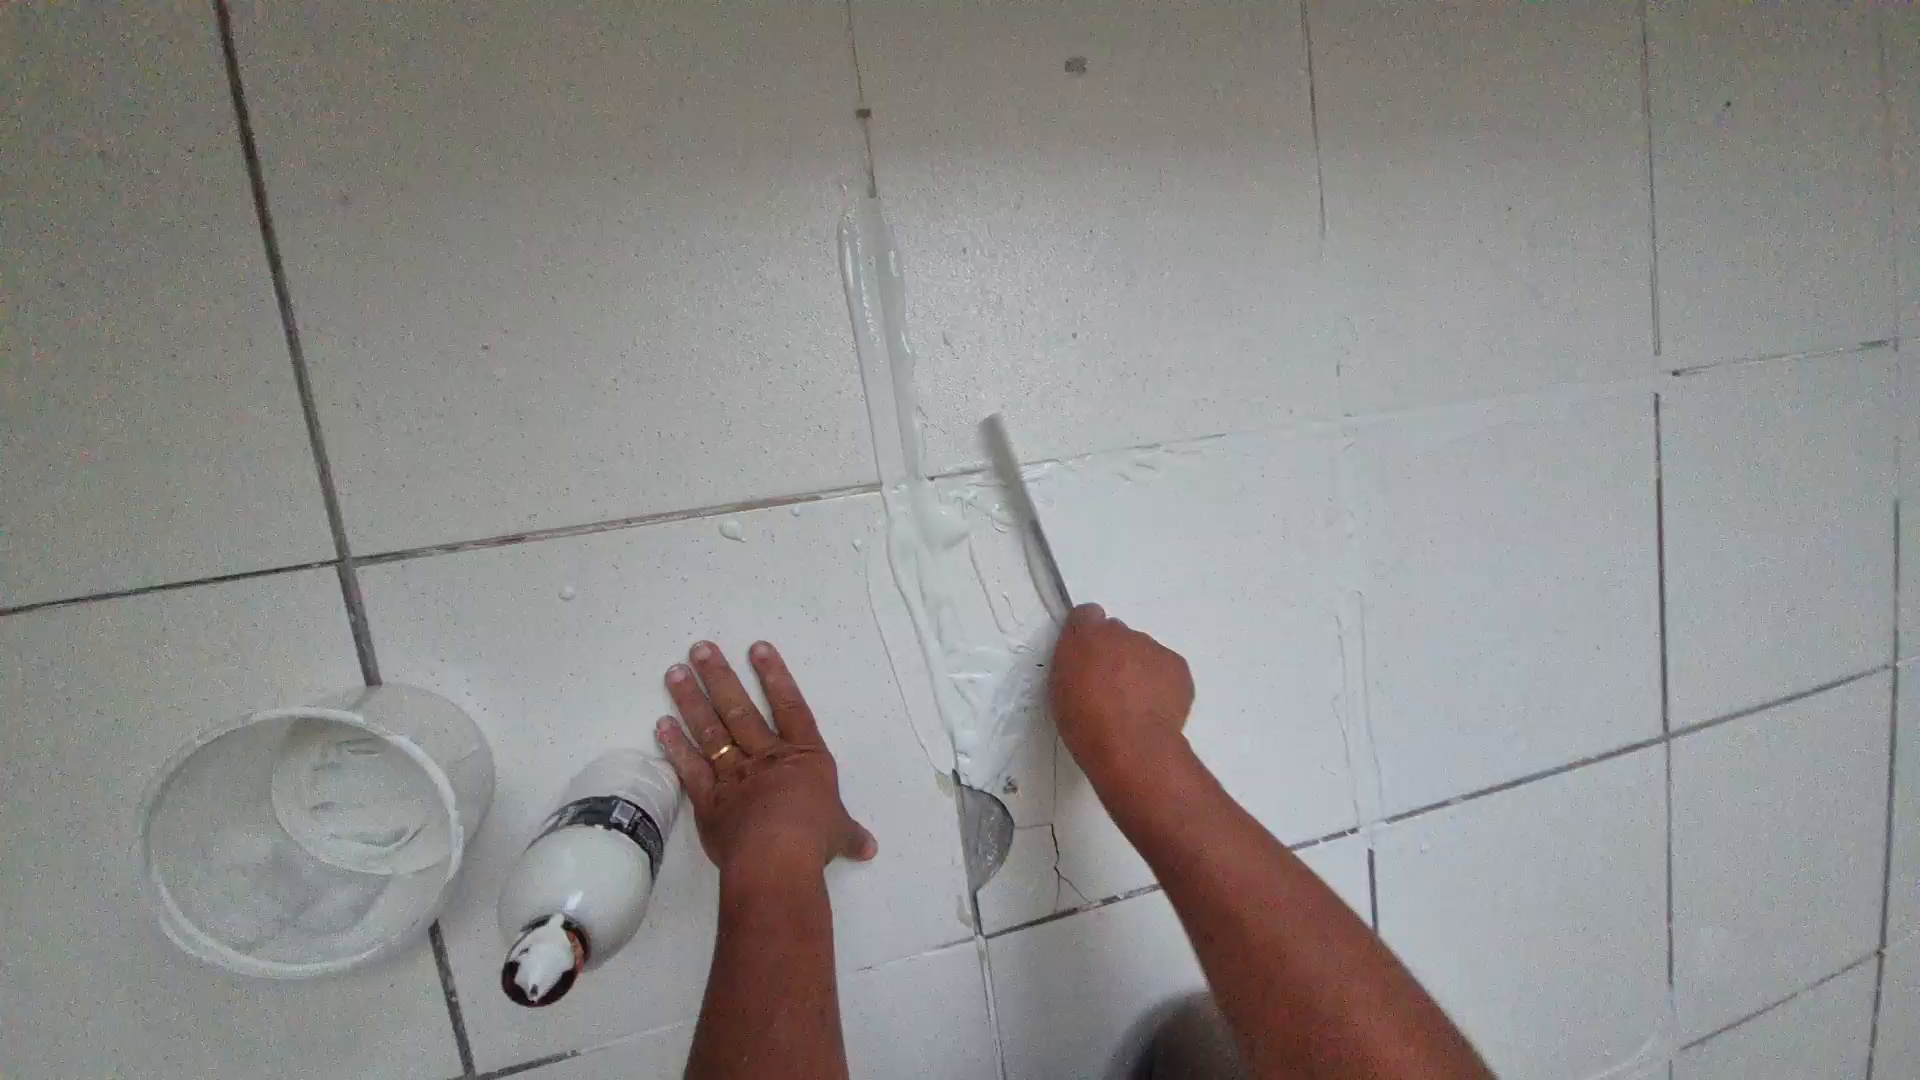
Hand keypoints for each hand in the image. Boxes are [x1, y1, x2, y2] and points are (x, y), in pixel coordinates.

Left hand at [656, 641, 877, 877]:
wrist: (777, 858)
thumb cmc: (814, 837)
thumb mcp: (840, 832)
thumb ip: (850, 833)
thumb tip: (870, 848)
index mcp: (803, 756)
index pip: (789, 706)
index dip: (775, 676)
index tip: (757, 647)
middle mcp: (766, 757)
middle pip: (740, 709)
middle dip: (719, 677)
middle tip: (700, 649)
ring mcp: (734, 776)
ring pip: (711, 731)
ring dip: (691, 701)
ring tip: (675, 673)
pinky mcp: (709, 800)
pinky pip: (691, 768)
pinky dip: (676, 747)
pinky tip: (663, 724)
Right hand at [1049, 604, 1194, 786]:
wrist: (1130, 747)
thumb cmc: (1085, 722)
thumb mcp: (1061, 689)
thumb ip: (1073, 659)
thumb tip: (1089, 648)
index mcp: (1085, 635)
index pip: (1087, 615)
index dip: (1087, 635)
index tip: (1086, 659)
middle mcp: (1121, 632)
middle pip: (1118, 635)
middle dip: (1114, 654)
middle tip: (1109, 688)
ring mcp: (1153, 648)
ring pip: (1144, 651)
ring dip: (1138, 668)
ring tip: (1134, 704)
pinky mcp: (1177, 667)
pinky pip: (1166, 668)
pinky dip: (1161, 682)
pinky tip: (1154, 707)